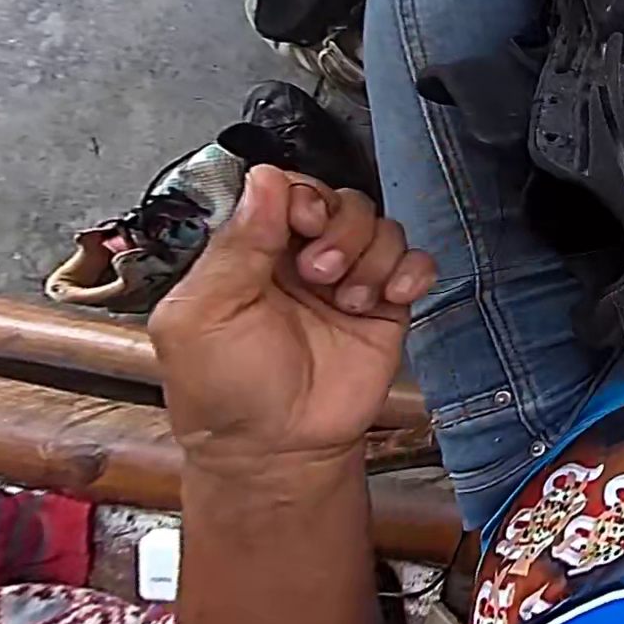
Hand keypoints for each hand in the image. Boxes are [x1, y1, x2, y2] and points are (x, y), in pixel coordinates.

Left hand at [149, 165, 436, 476]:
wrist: (284, 445)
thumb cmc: (230, 389)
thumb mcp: (204, 315)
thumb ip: (236, 245)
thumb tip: (264, 178)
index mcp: (254, 252)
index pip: (291, 190)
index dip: (305, 196)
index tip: (303, 223)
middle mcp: (306, 257)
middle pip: (346, 202)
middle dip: (342, 231)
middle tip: (321, 273)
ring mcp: (353, 278)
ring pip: (385, 229)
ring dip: (374, 259)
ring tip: (351, 300)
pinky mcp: (390, 302)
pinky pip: (419, 263)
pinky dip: (414, 272)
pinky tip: (395, 297)